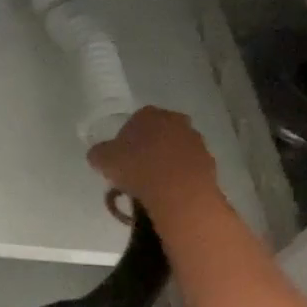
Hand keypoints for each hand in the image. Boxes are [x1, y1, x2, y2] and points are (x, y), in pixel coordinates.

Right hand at [88, 107, 218, 211]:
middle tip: (137, 170)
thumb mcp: (103, 160)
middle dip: (149, 147)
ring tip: (153, 184)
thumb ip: (99, 153)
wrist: (178, 191)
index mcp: (148, 114)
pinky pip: (188, 166)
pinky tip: (170, 191)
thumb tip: (98, 154)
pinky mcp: (208, 160)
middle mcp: (175, 120)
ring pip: (175, 149)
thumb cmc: (137, 168)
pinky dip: (180, 175)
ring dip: (166, 161)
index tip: (121, 158)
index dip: (126, 139)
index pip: (134, 121)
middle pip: (158, 133)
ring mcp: (195, 140)